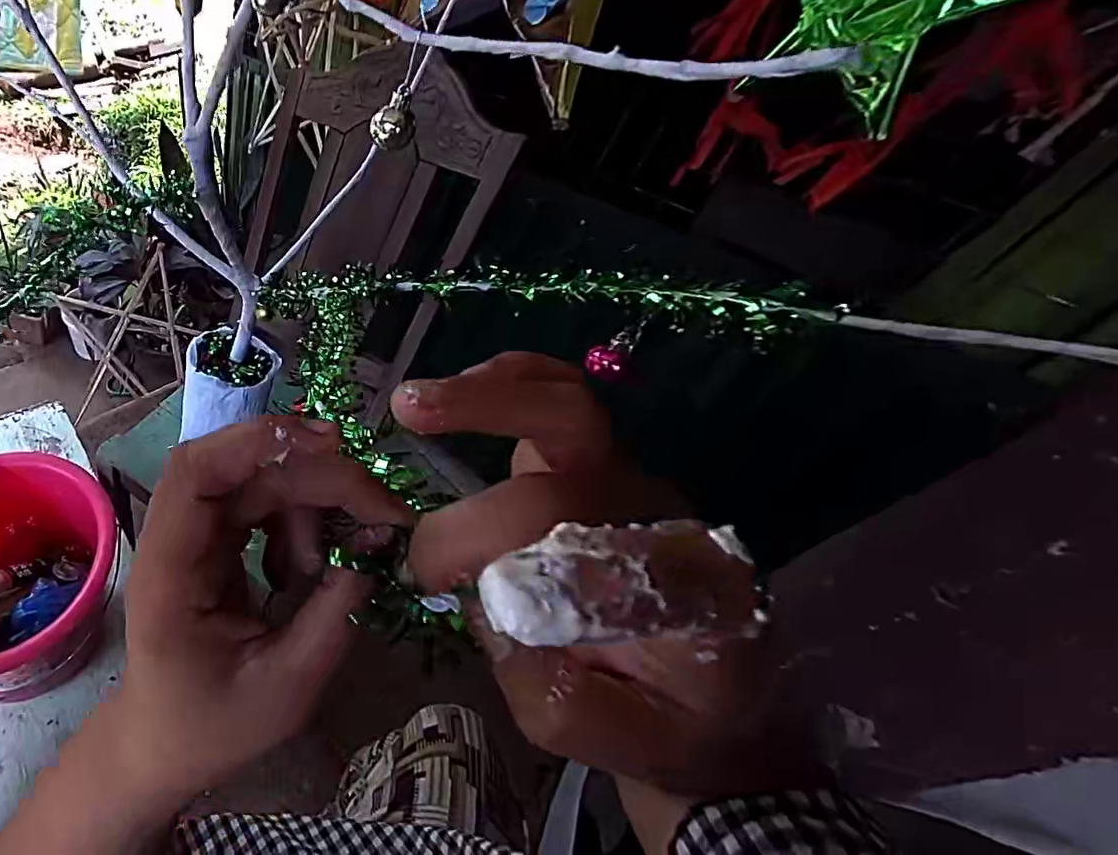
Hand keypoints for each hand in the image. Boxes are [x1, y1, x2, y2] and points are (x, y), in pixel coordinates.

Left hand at [113, 414, 413, 795]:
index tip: (325, 443)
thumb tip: (377, 544)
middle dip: (315, 475)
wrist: (165, 739)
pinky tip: (304, 566)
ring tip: (324, 566)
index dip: (253, 441)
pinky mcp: (215, 533)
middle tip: (379, 509)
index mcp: (168, 569)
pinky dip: (300, 519)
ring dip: (310, 505)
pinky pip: (264, 500)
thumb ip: (332, 616)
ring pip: (259, 479)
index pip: (194, 473)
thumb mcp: (284, 688)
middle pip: (242, 468)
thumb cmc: (210, 725)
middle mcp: (175, 534)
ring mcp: (195, 530)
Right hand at [395, 353, 769, 796]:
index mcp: (677, 576)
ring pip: (567, 397)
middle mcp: (656, 507)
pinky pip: (556, 400)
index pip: (564, 527)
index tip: (423, 572)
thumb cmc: (652, 716)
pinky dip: (505, 384)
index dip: (476, 536)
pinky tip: (458, 394)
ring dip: (489, 390)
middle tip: (411, 427)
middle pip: (576, 429)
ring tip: (418, 401)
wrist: (706, 699)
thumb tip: (479, 595)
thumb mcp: (596, 733)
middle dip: (485, 416)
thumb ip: (541, 679)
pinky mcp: (595, 463)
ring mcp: (627, 476)